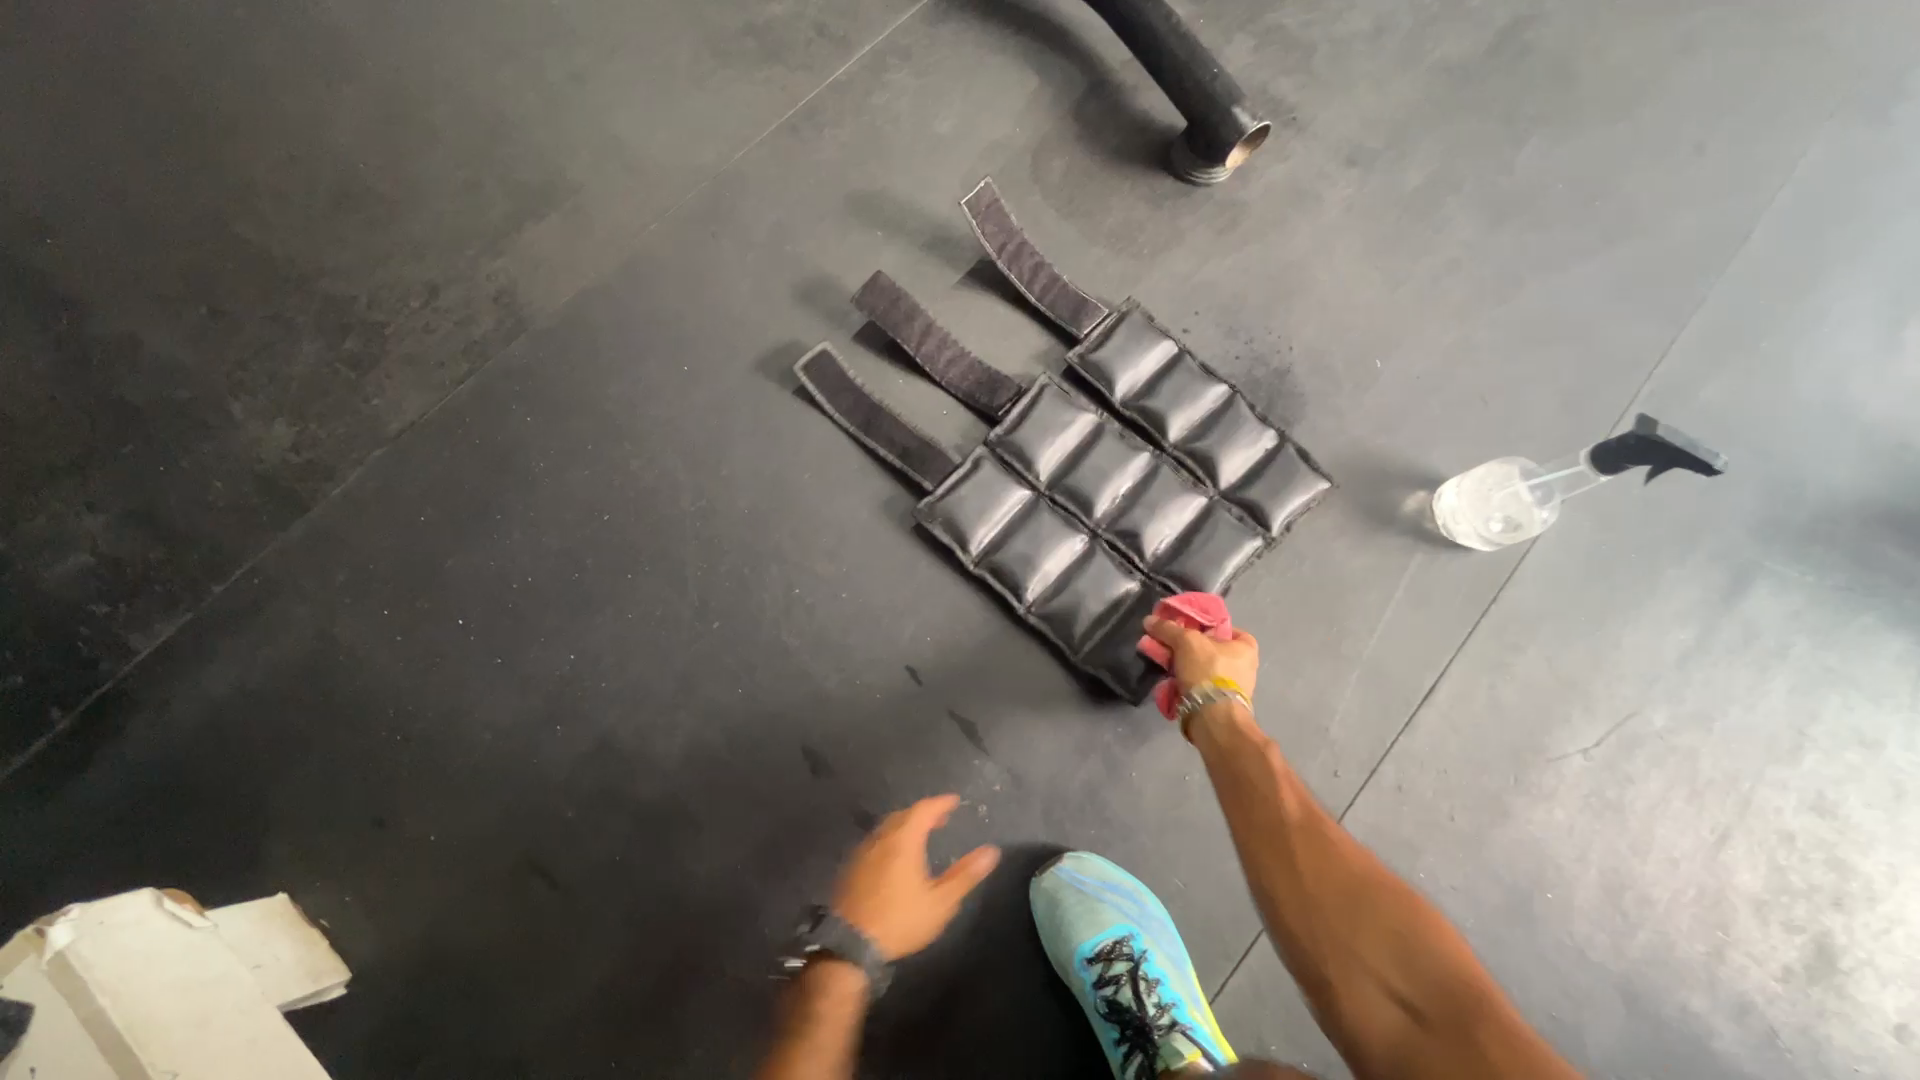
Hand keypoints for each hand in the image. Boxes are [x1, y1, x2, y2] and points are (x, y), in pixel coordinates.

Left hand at [831, 794, 999, 960]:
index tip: (954, 801)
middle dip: (923, 813)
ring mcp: (863, 852)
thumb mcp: (941, 902)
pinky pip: (876, 842)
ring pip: (887, 828)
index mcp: (904, 841)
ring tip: (921, 836)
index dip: (940, 803)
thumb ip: (965, 874)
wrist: (851, 944)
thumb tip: (992, 851)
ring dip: (905, 826)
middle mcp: (881, 839)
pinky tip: (896, 857)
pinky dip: (891, 839)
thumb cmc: (901, 920)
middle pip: (903, 815)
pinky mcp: (852, 868)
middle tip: (941, 819)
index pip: (923, 810)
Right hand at [1142, 616, 1259, 699]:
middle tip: (1161, 642)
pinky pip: (1196, 685)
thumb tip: (1149, 620)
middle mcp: (1242, 666)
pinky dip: (1181, 681)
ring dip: (1177, 663)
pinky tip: (1164, 679)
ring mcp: (1229, 687)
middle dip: (1181, 645)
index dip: (1204, 625)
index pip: (1225, 628)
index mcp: (1245, 647)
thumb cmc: (1208, 671)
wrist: (1212, 717)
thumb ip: (1167, 628)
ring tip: (1156, 658)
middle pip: (1206, 648)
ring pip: (1198, 667)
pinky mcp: (1216, 703)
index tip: (1184, 627)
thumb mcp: (1186, 641)